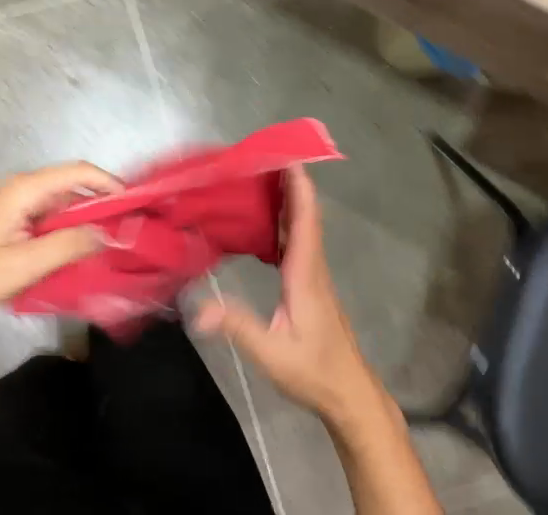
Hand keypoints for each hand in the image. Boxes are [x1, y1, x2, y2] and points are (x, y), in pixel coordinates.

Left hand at [0, 162, 123, 320]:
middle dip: (102, 202)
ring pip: (64, 202)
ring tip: (112, 240)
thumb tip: (112, 233)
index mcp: (26, 189)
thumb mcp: (28, 263)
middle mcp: (23, 187)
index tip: (135, 203)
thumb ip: (71, 245)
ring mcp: (17, 202)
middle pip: (73, 184)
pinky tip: (82, 248)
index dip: (109, 183)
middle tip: (129, 227)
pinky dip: (70, 227)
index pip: (78, 172)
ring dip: (87, 218)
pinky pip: (51, 215)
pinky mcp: (14, 218)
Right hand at [193, 165, 381, 420]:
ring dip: (285, 198)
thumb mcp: (272, 353)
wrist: (349, 394)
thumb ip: (238, 327)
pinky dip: (283, 221)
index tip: (285, 153)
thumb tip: (198, 310)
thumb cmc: (314, 371)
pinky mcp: (310, 284)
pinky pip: (297, 240)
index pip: (305, 218)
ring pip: (302, 225)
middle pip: (304, 213)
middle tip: (259, 156)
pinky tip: (263, 222)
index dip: (297, 184)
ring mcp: (313, 275)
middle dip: (286, 181)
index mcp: (305, 273)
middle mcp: (312, 266)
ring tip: (256, 179)